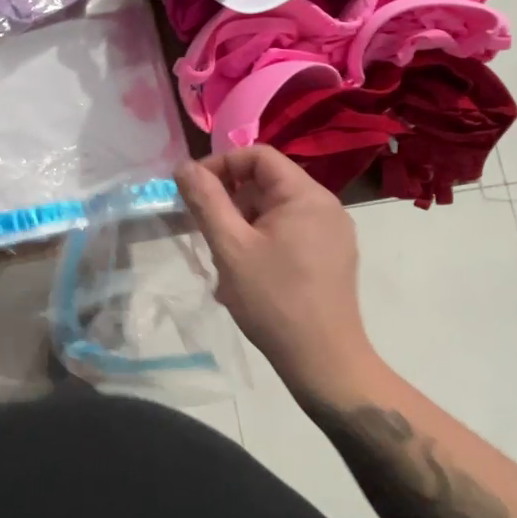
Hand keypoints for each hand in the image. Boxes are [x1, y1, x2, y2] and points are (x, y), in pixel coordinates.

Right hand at [175, 147, 380, 402]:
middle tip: (205, 231)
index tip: (192, 191)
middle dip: (229, 201)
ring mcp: (332, 234)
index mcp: (306, 196)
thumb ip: (206, 200)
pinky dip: (261, 241)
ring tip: (225, 261)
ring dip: (242, 225)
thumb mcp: (230, 246)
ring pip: (273, 210)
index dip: (220, 165)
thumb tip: (184, 167)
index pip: (258, 156)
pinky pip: (288, 232)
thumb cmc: (273, 300)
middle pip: (266, 183)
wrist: (324, 361)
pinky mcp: (331, 258)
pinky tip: (246, 275)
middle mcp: (326, 207)